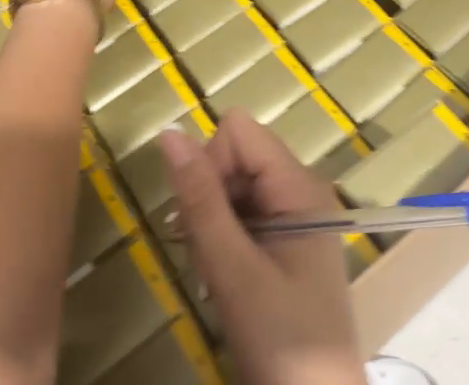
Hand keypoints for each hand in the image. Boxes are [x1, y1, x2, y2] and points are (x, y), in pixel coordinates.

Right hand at [159, 113, 362, 384]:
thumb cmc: (280, 338)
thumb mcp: (233, 268)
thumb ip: (200, 197)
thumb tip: (169, 132)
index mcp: (300, 187)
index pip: (238, 131)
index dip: (210, 162)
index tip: (201, 214)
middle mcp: (300, 190)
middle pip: (235, 156)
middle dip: (208, 196)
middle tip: (205, 250)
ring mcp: (292, 216)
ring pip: (232, 187)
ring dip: (210, 222)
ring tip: (215, 270)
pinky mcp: (283, 242)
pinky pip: (240, 215)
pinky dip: (221, 239)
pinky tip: (221, 275)